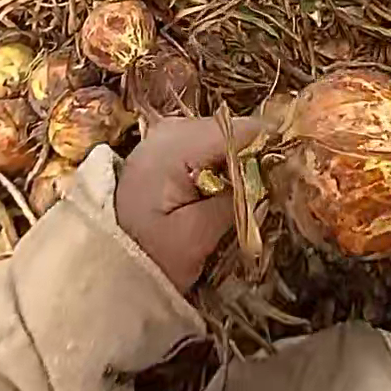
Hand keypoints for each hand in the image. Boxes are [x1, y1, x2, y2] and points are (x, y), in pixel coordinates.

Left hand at [114, 117, 261, 291]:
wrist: (100, 264)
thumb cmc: (148, 256)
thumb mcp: (195, 237)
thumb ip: (234, 201)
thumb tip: (270, 176)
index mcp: (175, 145)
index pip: (237, 129)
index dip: (268, 145)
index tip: (290, 168)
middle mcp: (172, 127)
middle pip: (232, 128)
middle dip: (256, 153)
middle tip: (275, 186)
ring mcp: (168, 132)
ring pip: (223, 134)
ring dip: (241, 158)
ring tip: (255, 190)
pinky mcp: (168, 144)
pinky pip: (208, 142)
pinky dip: (224, 160)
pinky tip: (229, 186)